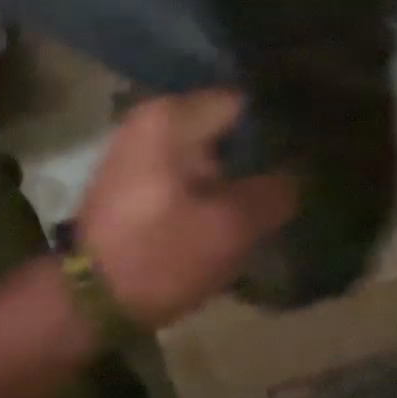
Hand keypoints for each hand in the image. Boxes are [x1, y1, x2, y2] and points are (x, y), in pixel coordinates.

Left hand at [76, 89, 297, 328]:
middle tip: (296, 178)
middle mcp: (150, 115)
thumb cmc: (159, 255)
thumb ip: (271, 194)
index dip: (277, 128)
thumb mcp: (228, 231)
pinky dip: (206, 179)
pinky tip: (230, 205)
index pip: (241, 102)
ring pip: (202, 145)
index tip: (307, 153)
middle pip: (221, 122)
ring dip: (231, 168)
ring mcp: (135, 141)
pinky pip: (181, 162)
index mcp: (171, 116)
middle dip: (255, 150)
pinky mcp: (130, 169)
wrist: (89, 295)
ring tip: (270, 195)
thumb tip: (299, 173)